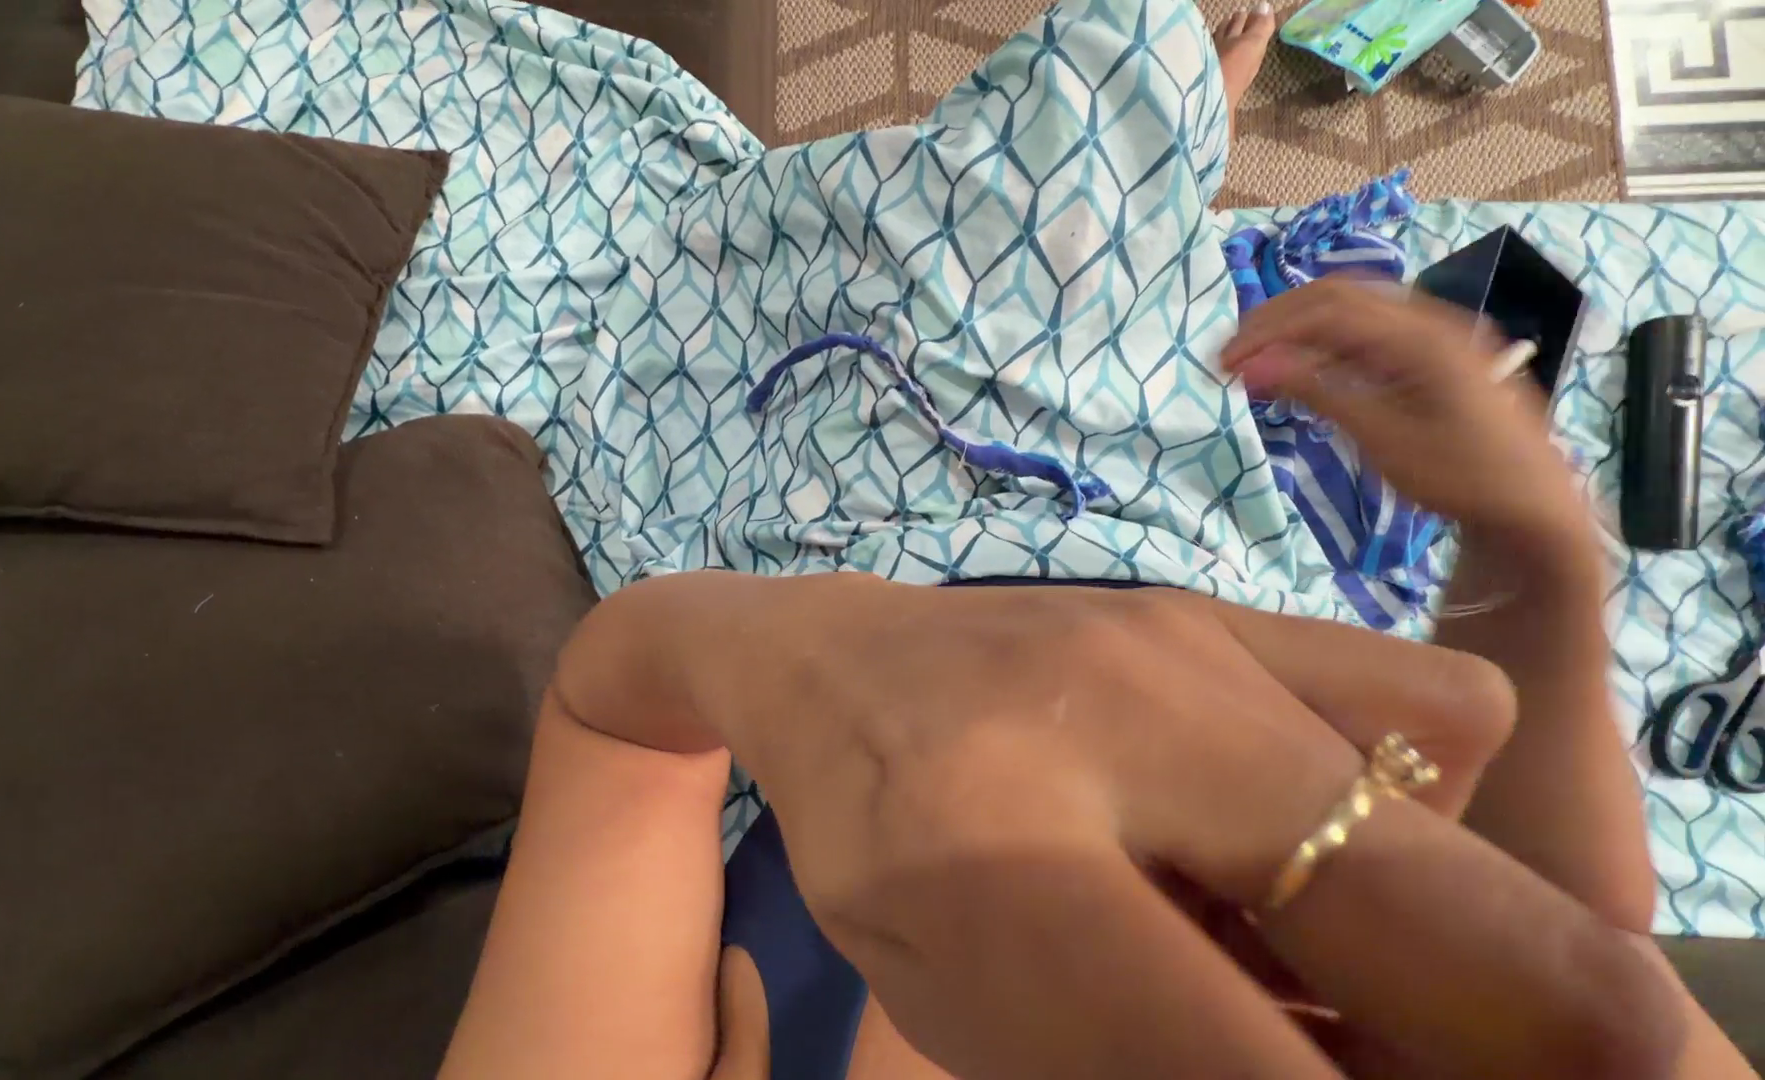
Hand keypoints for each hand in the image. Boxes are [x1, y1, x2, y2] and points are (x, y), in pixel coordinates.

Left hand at [554, 571, 1679, 1078]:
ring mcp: (1178, 638)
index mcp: (998, 856)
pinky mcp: (1207, 601)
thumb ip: (1141, 1065)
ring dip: (1466, 949)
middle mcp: (1117, 722)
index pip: (1242, 1064)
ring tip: (1341, 961)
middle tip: (1404, 1053)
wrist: (835, 658)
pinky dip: (1426, 817)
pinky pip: (1435, 715)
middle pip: (1472, 942)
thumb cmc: (871, 844)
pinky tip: (1315, 829)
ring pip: (1474, 837)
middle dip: (1528, 1059)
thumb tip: (1348, 1076)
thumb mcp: (958, 1004)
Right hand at [1220, 278, 1592, 561]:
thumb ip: (1316, 391)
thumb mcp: (1381, 437)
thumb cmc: (1458, 476)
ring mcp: (1432, 336)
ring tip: (1254, 360)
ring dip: (1295, 327)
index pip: (1325, 310)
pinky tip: (1297, 367)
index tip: (1222, 366)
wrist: (1530, 505)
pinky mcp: (1429, 355)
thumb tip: (1251, 366)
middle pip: (1335, 295)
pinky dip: (1320, 342)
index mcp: (1421, 337)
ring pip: (1348, 308)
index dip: (1266, 331)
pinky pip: (1364, 331)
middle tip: (1231, 357)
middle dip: (1275, 321)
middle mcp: (1428, 322)